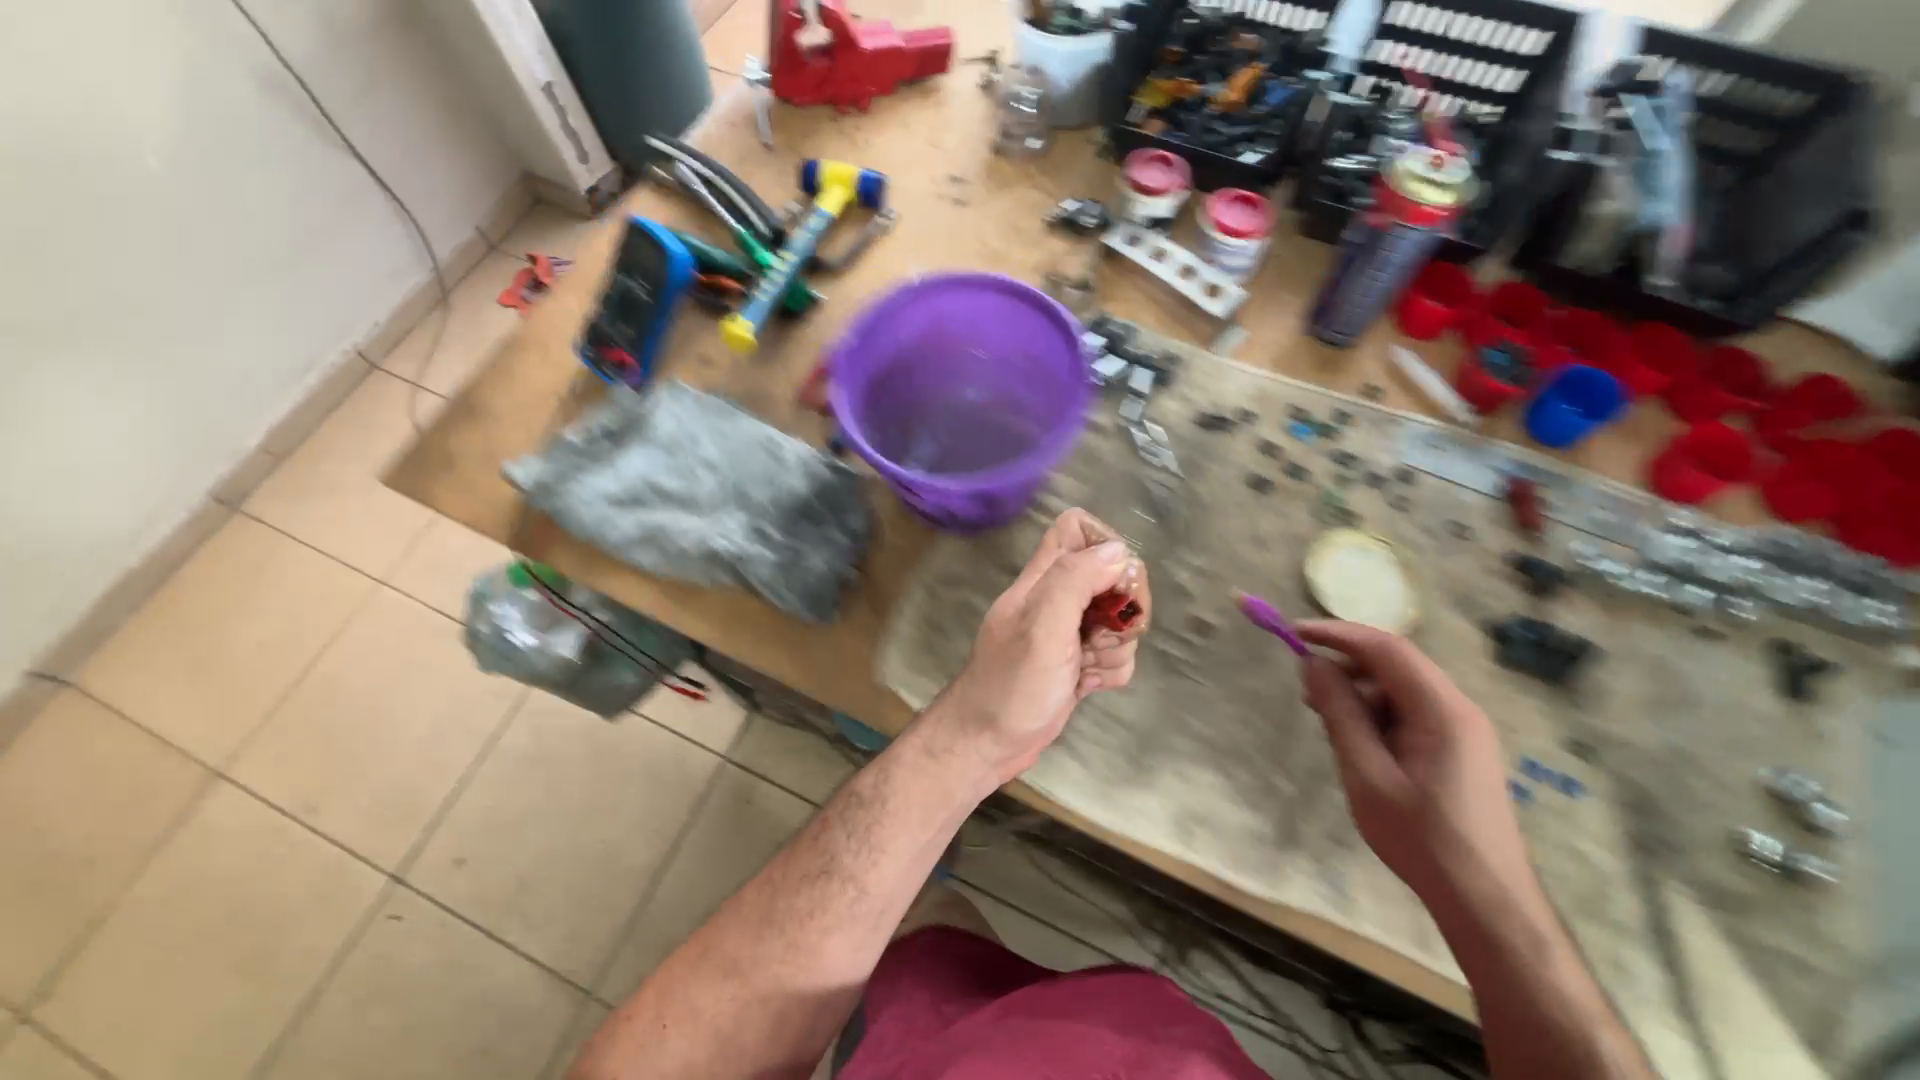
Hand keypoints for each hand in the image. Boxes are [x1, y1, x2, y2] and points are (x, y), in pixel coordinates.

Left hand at [930, 509, 1149, 787]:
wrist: (987, 744)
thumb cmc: (1010, 685)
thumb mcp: (1041, 627)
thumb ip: (1075, 582)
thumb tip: (1118, 552)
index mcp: (1041, 579)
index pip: (1077, 529)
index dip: (1105, 546)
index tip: (1114, 582)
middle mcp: (1056, 600)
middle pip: (1113, 578)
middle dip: (1123, 609)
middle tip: (1100, 635)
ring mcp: (1069, 634)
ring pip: (1119, 621)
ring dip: (1116, 648)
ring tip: (1085, 669)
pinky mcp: (1078, 666)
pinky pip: (1116, 656)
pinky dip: (1111, 672)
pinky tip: (1087, 687)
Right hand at [1296, 620, 1534, 909]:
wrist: (1486, 900)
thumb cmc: (1422, 839)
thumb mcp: (1367, 775)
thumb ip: (1341, 715)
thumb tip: (1314, 665)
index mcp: (1443, 711)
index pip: (1387, 649)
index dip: (1339, 634)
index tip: (1295, 633)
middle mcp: (1460, 709)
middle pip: (1398, 666)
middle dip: (1348, 667)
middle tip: (1307, 694)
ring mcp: (1465, 730)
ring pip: (1404, 691)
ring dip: (1363, 697)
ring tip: (1331, 728)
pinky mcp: (1461, 750)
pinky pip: (1413, 715)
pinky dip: (1380, 718)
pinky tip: (1361, 748)